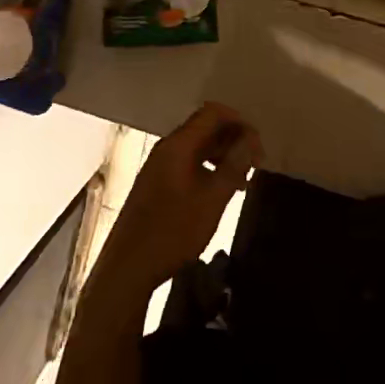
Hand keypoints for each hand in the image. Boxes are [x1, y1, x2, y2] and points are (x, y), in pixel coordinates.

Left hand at [90, 102, 263, 297]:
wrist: (127, 270)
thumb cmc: (172, 233)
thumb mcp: (212, 199)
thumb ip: (234, 165)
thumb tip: (251, 139)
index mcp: (178, 145)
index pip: (213, 113)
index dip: (239, 122)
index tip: (257, 146)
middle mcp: (166, 148)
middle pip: (205, 128)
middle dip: (234, 140)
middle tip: (255, 165)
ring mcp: (158, 166)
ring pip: (198, 147)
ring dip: (223, 156)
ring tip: (242, 181)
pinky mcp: (156, 184)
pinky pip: (188, 163)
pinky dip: (208, 169)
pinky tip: (220, 192)